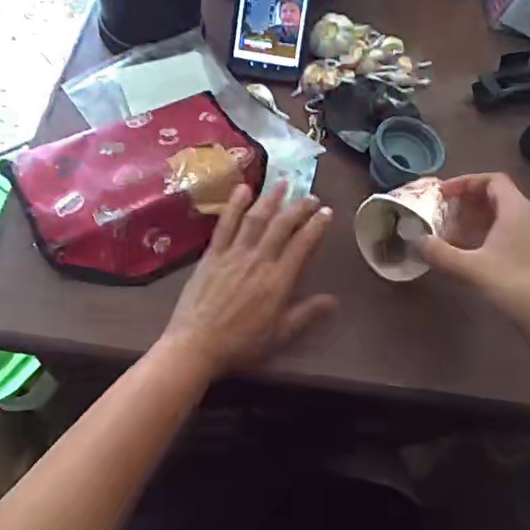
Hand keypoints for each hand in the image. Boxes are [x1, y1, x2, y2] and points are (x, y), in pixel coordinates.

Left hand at [160, 182, 336, 375]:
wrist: (196, 345)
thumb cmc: (240, 344)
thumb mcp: (280, 335)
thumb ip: (306, 314)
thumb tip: (333, 300)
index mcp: (278, 280)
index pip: (303, 244)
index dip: (317, 225)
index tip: (326, 213)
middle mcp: (258, 260)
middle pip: (282, 225)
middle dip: (299, 207)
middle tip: (310, 196)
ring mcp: (233, 254)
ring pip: (255, 218)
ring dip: (271, 198)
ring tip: (283, 183)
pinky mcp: (212, 255)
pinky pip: (225, 224)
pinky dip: (235, 204)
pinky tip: (243, 189)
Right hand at [416, 173, 529, 328]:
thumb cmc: (514, 283)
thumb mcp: (470, 268)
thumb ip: (440, 253)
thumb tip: (417, 241)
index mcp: (516, 209)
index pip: (492, 180)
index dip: (466, 182)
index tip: (443, 194)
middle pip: (498, 196)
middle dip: (468, 201)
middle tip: (445, 213)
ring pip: (505, 215)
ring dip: (478, 219)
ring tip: (455, 234)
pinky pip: (512, 231)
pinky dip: (490, 234)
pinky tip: (476, 253)